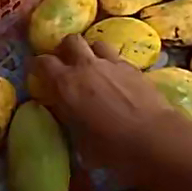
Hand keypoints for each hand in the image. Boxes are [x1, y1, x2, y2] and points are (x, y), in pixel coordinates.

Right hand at [30, 35, 185, 179]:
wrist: (156, 140)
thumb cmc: (113, 150)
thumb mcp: (81, 143)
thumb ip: (71, 122)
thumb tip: (69, 116)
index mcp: (66, 84)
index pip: (42, 63)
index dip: (36, 65)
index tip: (35, 70)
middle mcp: (86, 66)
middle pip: (70, 41)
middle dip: (65, 49)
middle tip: (65, 63)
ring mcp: (111, 63)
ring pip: (95, 43)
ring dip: (91, 52)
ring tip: (93, 67)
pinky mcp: (133, 67)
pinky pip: (117, 57)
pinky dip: (112, 64)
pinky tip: (117, 79)